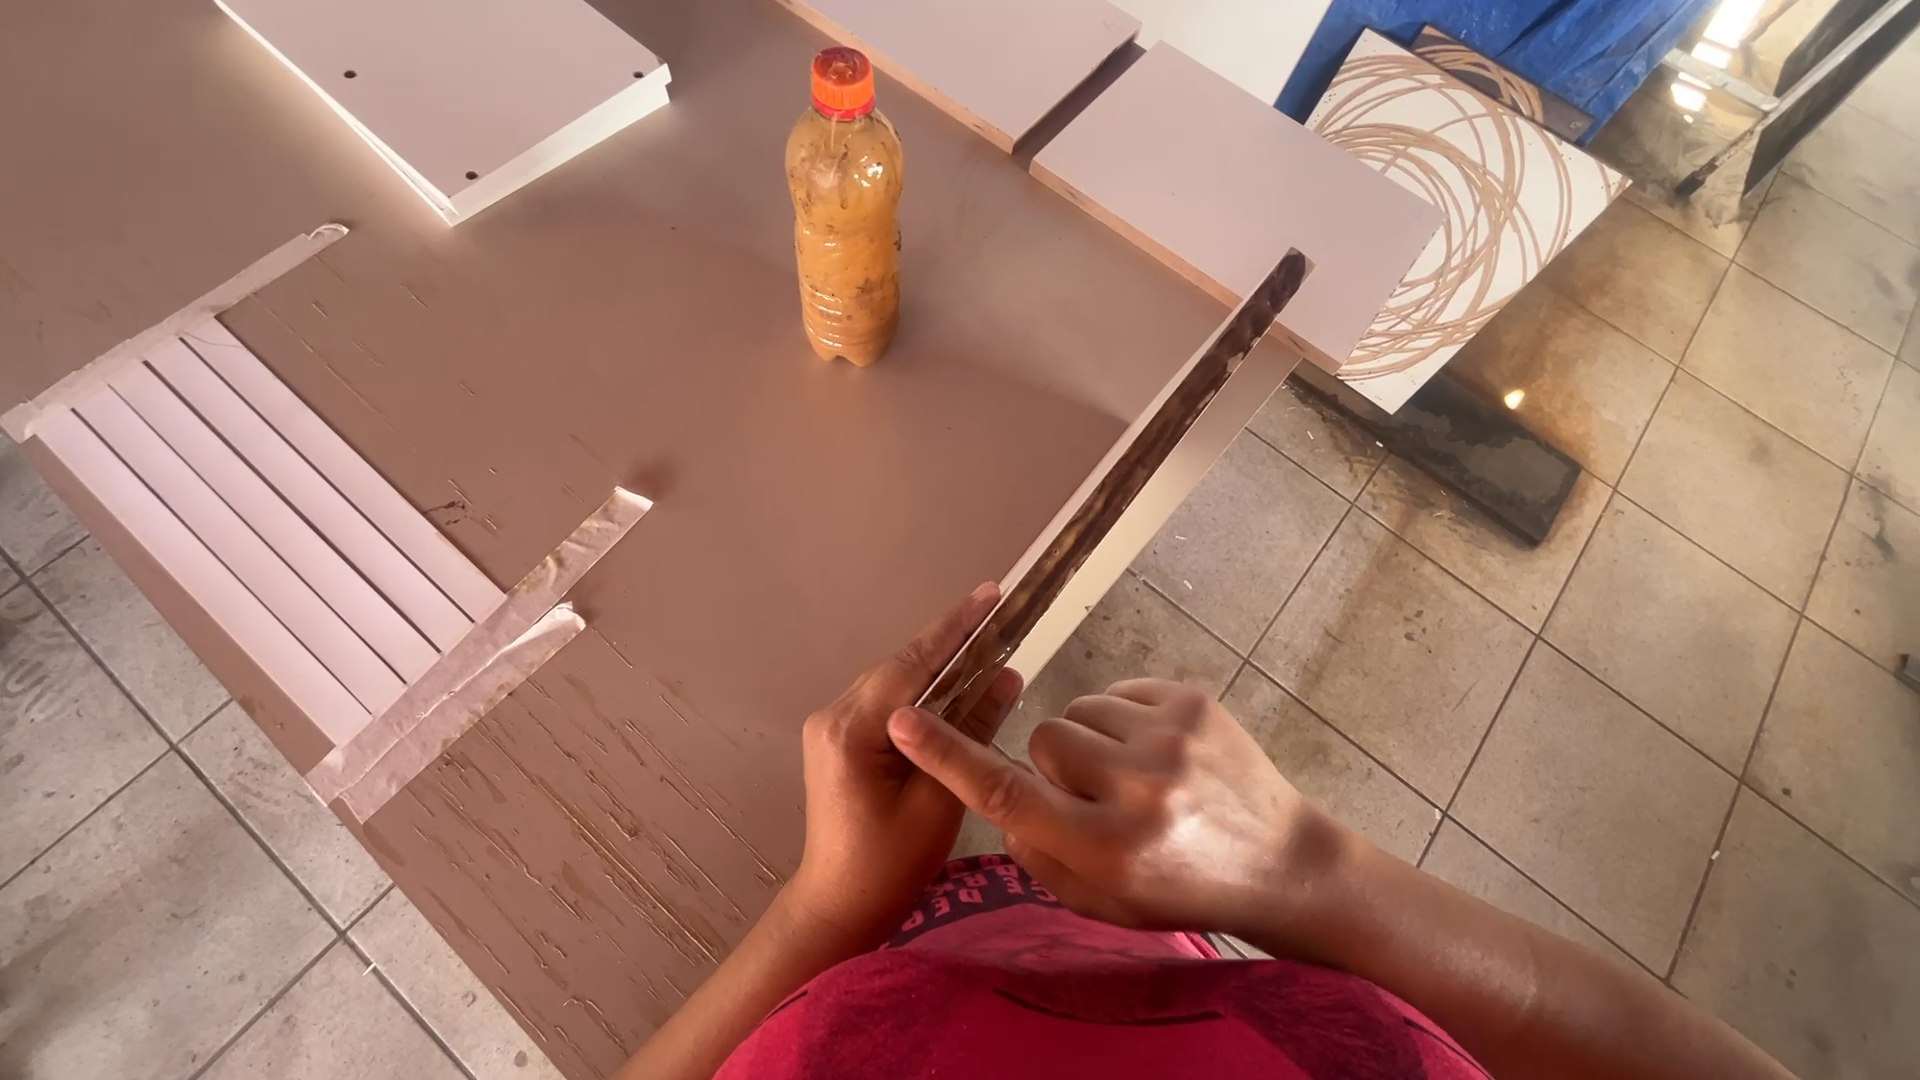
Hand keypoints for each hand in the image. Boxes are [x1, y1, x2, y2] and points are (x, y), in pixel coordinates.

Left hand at [785, 582, 1023, 950]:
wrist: (840, 905)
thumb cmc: (891, 864)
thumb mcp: (941, 799)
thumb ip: (970, 732)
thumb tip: (1006, 675)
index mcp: (852, 729)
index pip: (911, 662)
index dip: (955, 626)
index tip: (991, 594)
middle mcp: (832, 714)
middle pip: (901, 665)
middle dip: (950, 641)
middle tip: (998, 615)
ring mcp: (830, 723)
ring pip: (893, 679)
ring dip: (936, 663)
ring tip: (983, 640)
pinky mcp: (837, 735)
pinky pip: (885, 698)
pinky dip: (920, 687)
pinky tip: (951, 682)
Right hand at [887, 678, 1345, 942]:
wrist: (1282, 864)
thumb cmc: (1183, 891)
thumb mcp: (1101, 901)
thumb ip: (1038, 852)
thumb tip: (1004, 798)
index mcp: (1109, 848)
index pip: (1006, 795)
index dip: (948, 756)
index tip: (905, 721)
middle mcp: (1138, 788)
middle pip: (1044, 738)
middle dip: (1057, 764)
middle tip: (1099, 795)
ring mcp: (1170, 736)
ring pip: (1079, 711)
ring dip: (1093, 741)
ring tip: (1137, 776)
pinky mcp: (1192, 701)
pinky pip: (1118, 692)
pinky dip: (1124, 720)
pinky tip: (1159, 753)